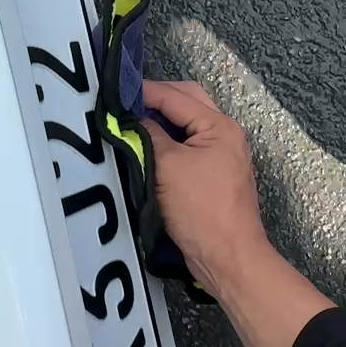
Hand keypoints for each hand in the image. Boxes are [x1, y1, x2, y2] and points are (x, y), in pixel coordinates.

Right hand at [143, 79, 273, 296]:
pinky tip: (149, 146)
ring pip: (188, 124)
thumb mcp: (168, 166)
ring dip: (163, 120)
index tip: (117, 90)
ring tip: (133, 121)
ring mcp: (222, 154)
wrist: (228, 256)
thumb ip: (149, 135)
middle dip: (158, 99)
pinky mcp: (214, 174)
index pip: (177, 96)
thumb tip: (132, 118)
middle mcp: (225, 134)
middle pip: (188, 102)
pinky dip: (169, 141)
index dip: (146, 91)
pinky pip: (189, 145)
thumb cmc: (201, 209)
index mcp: (220, 126)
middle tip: (127, 102)